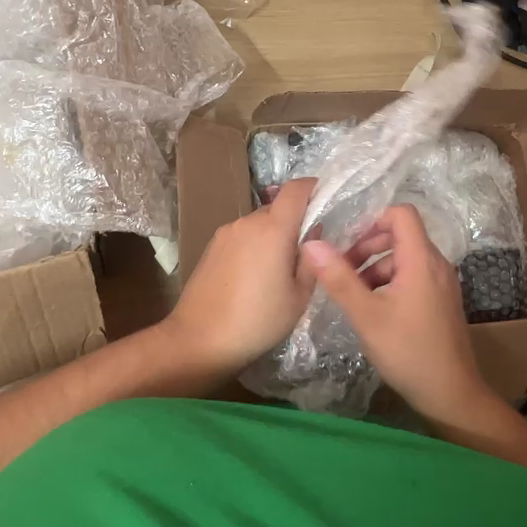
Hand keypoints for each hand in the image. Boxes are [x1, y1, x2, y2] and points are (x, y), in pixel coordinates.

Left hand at [164, 177, 319, 377]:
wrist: (199, 340)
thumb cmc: (257, 320)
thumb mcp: (299, 296)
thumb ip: (310, 259)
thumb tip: (313, 233)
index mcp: (273, 229)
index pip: (296, 189)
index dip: (314, 187)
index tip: (327, 199)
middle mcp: (247, 222)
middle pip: (278, 208)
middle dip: (295, 222)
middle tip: (306, 253)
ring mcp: (225, 233)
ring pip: (259, 224)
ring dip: (273, 237)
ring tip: (278, 272)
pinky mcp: (211, 247)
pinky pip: (242, 237)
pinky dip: (255, 247)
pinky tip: (254, 279)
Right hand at [302, 204, 505, 425]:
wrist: (451, 392)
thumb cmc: (407, 351)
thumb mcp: (366, 315)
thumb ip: (339, 278)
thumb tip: (312, 243)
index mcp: (421, 259)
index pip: (401, 214)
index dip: (373, 219)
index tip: (347, 241)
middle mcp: (437, 264)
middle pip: (401, 235)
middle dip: (369, 246)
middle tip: (342, 269)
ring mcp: (443, 283)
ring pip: (406, 259)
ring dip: (377, 268)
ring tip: (353, 294)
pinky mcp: (442, 301)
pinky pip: (414, 277)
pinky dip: (391, 282)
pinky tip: (374, 309)